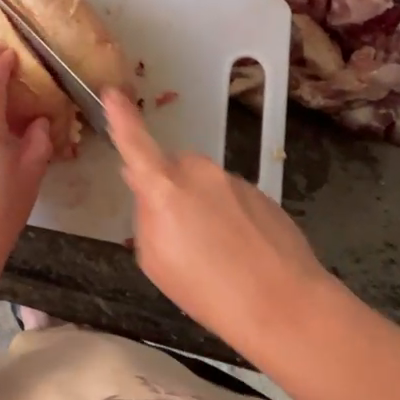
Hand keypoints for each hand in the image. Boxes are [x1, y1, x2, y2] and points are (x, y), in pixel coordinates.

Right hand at [102, 89, 335, 349]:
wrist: (286, 306)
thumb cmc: (207, 290)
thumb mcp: (155, 260)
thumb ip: (146, 218)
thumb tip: (149, 195)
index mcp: (164, 187)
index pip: (135, 143)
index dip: (121, 118)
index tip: (112, 94)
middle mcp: (199, 173)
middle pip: (172, 169)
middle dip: (169, 189)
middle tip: (176, 233)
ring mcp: (234, 181)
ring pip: (203, 185)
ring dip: (201, 207)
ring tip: (215, 255)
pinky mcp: (263, 195)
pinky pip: (232, 200)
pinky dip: (229, 219)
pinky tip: (240, 255)